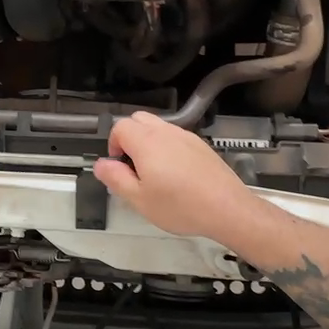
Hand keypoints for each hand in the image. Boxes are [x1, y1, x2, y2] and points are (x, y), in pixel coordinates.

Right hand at [92, 112, 265, 242]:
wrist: (227, 209)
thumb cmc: (180, 206)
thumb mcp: (139, 199)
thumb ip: (115, 178)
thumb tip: (101, 164)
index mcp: (147, 142)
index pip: (120, 126)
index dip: (113, 145)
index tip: (119, 167)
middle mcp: (166, 132)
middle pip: (138, 119)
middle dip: (128, 138)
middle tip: (132, 167)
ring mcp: (186, 136)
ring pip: (158, 127)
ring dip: (148, 142)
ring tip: (153, 173)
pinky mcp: (201, 145)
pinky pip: (175, 137)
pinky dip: (167, 147)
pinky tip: (175, 175)